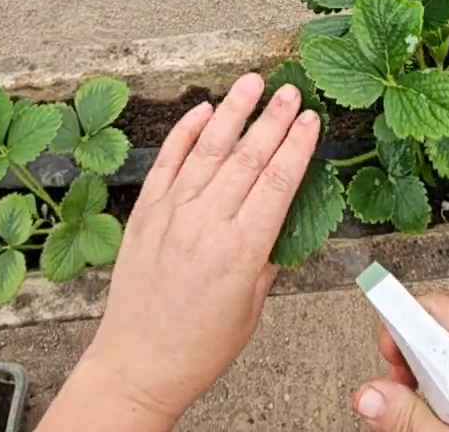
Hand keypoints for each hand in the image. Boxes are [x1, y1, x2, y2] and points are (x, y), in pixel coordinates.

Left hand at [38, 74, 320, 430]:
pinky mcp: (146, 211)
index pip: (277, 182)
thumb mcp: (251, 307)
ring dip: (233, 111)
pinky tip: (202, 110)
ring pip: (208, 148)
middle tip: (290, 90)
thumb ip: (267, 255)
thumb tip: (280, 214)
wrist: (137, 365)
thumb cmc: (199, 346)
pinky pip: (167, 160)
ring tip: (252, 83)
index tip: (310, 119)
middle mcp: (206, 223)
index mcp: (240, 250)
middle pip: (248, 157)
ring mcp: (172, 212)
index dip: (296, 145)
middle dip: (272, 118)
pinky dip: (185, 132)